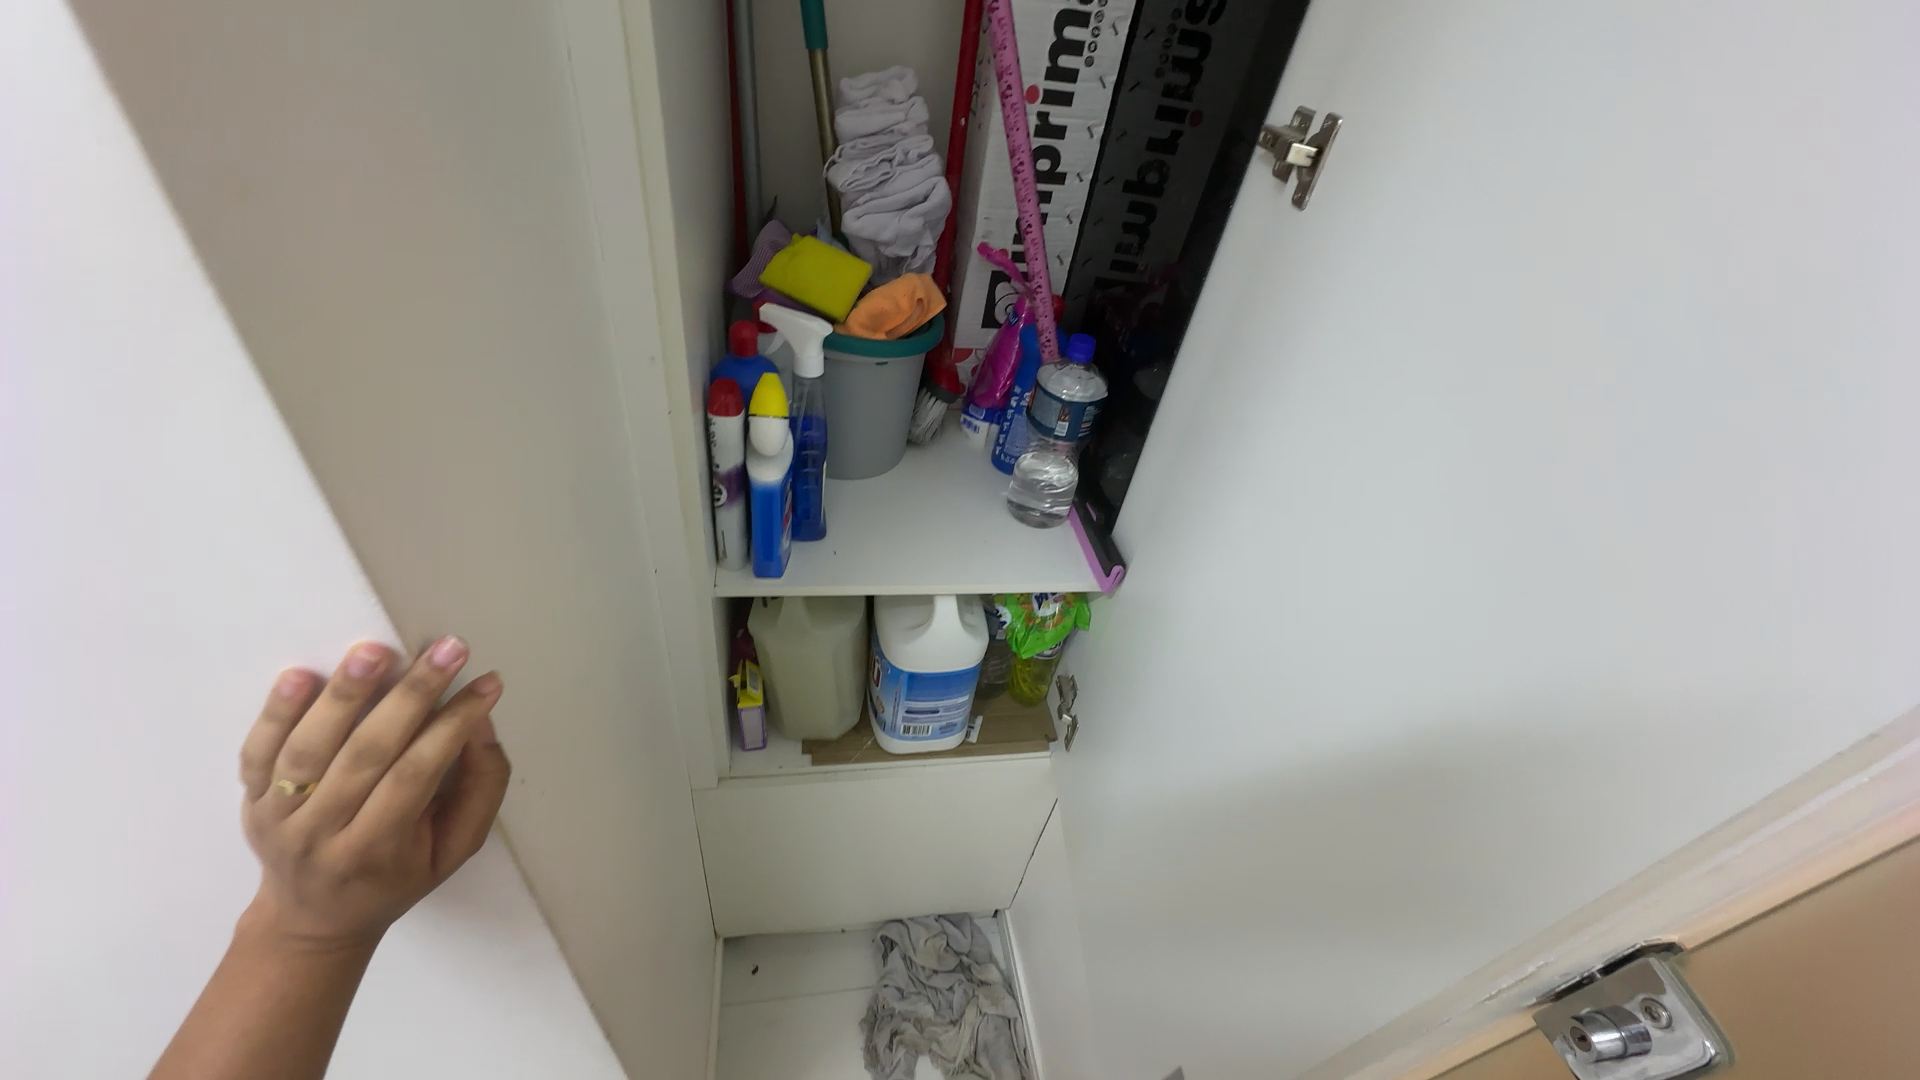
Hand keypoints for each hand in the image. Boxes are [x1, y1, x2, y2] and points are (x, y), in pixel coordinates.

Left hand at [235, 638, 510, 949]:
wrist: (311, 920)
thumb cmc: (398, 876)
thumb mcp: (457, 847)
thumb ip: (481, 787)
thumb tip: (478, 724)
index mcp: (376, 849)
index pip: (417, 774)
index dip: (454, 725)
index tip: (487, 682)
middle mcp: (319, 835)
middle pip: (365, 754)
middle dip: (412, 695)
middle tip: (447, 648)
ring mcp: (276, 817)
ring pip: (309, 748)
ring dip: (343, 694)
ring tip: (374, 650)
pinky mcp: (249, 799)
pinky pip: (256, 754)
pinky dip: (275, 714)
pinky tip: (300, 675)